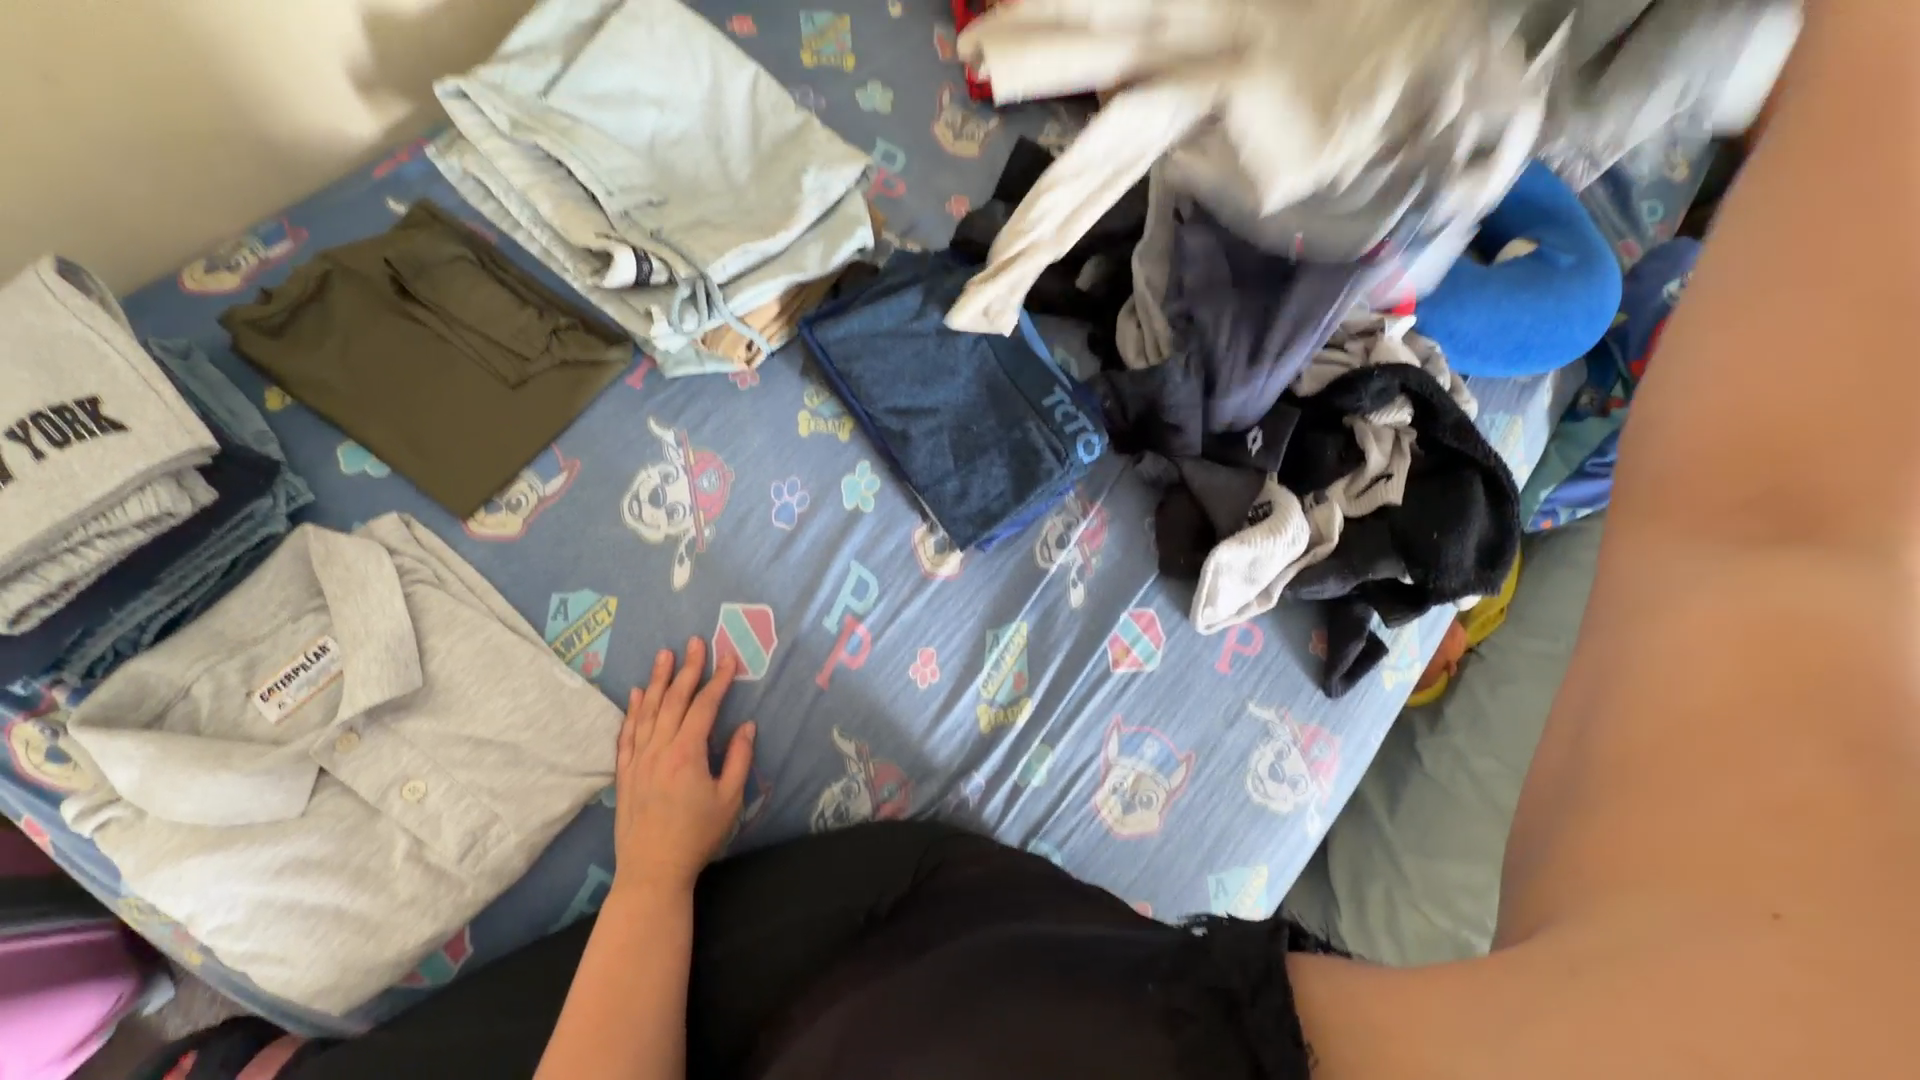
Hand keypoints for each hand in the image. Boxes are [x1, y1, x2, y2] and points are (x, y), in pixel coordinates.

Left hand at [612, 637, 754, 896]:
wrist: (652, 871)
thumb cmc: (697, 836)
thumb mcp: (730, 800)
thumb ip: (738, 759)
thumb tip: (745, 726)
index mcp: (687, 754)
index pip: (704, 707)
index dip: (718, 681)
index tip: (729, 659)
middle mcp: (659, 749)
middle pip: (674, 700)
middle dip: (687, 669)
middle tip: (695, 643)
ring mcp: (638, 759)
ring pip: (648, 711)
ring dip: (657, 681)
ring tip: (664, 655)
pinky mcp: (625, 772)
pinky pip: (628, 733)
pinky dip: (633, 711)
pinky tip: (637, 694)